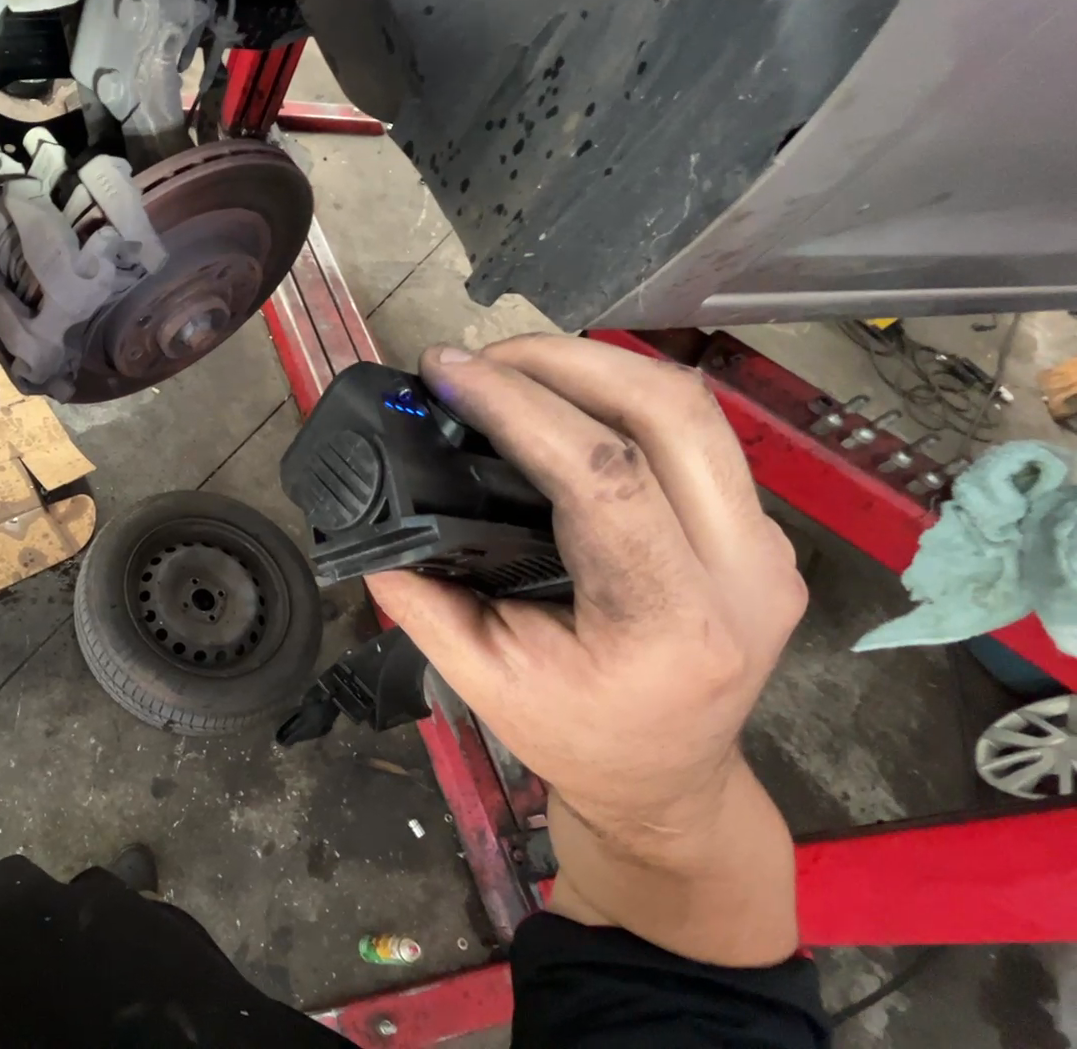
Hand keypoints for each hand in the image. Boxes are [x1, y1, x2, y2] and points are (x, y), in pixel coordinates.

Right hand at [369, 336, 806, 842]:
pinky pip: (696, 433)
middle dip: (566, 359)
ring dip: (596, 365)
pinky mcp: (759, 529)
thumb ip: (422, 602)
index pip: (602, 477)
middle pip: (672, 411)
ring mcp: (767, 544)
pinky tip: (559, 403)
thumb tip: (374, 531)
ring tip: (510, 369)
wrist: (668, 782)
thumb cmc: (576, 739)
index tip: (447, 372)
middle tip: (479, 359)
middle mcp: (743, 571)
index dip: (519, 407)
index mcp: (668, 622)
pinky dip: (619, 398)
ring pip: (694, 407)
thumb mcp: (480, 682)